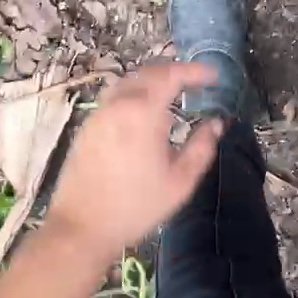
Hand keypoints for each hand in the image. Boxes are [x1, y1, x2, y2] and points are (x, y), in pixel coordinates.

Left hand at [44, 63, 224, 263]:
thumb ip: (201, 148)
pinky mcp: (88, 126)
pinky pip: (116, 97)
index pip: (172, 75)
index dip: (196, 71)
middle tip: (196, 80)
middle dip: (175, 71)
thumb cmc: (136, 206)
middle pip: (149, 72)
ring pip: (129, 81)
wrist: (81, 227)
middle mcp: (119, 104)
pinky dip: (136, 93)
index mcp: (143, 112)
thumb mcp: (180, 182)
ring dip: (153, 79)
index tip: (214, 75)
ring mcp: (100, 113)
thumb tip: (216, 124)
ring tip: (173, 92)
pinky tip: (145, 113)